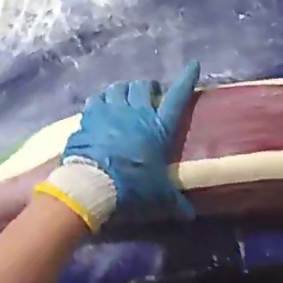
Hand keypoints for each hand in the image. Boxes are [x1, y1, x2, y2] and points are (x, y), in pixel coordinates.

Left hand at [57, 60, 201, 223]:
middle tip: (148, 93)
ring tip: (123, 97)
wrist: (94, 183)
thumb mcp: (159, 196)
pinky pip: (96, 100)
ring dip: (123, 91)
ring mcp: (111, 111)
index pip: (177, 97)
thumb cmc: (134, 186)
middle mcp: (137, 112)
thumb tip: (190, 216)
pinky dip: (101, 102)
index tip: (193, 65)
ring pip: (118, 88)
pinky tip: (101, 108)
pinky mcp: (90, 116)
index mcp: (159, 127)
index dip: (186, 79)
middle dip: (147, 87)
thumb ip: (175, 202)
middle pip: (143, 86)